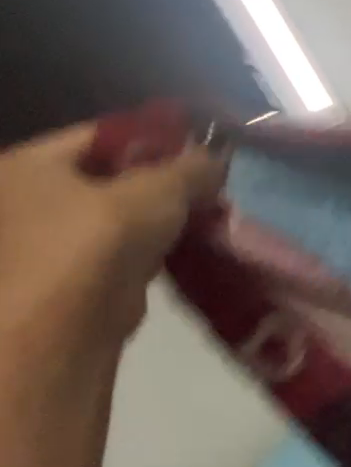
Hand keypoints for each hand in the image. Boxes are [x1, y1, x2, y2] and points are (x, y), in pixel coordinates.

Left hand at [0, 121, 225, 357]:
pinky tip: (179, 252)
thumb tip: (214, 157)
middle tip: (209, 189)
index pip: (102, 135)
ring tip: (204, 220)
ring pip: (113, 215)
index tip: (204, 153)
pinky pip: (110, 249)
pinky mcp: (56, 277)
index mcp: (22, 166)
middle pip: (106, 176)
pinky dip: (145, 248)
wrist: (54, 332)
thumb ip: (192, 167)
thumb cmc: (93, 243)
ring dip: (158, 218)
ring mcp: (32, 241)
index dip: (158, 139)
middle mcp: (14, 198)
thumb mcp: (159, 191)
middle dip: (161, 183)